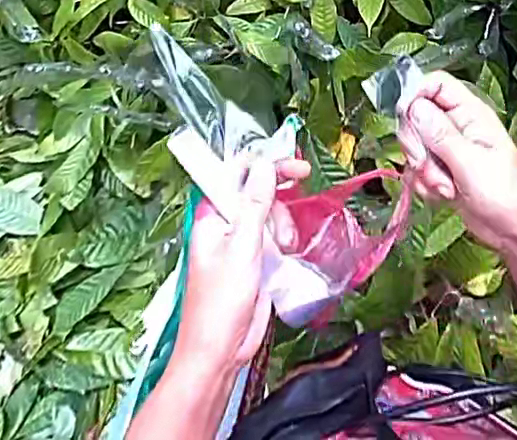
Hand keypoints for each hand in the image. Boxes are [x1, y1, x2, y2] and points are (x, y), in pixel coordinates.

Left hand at [172, 156, 309, 368]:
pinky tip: (287, 249)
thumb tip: (264, 165)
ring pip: (267, 211)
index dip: (265, 162)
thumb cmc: (220, 303)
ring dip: (281, 219)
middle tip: (304, 181)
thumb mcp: (241, 248)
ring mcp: (238, 240)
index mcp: (212, 211)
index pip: (238, 171)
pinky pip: (271, 235)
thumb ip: (254, 204)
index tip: (295, 164)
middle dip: (279, 188)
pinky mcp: (251, 259)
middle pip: (255, 187)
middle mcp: (223, 221)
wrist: (218, 354)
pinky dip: (282, 237)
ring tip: (285, 241)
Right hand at [400, 70, 516, 258]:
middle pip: (416, 114)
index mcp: (471, 113)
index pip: (435, 83)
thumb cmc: (506, 196)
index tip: (404, 116)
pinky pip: (416, 166)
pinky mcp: (440, 168)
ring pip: (414, 143)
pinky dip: (423, 182)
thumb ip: (440, 134)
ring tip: (444, 187)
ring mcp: (447, 147)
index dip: (415, 93)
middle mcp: (456, 125)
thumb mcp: (472, 163)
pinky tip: (442, 195)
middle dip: (415, 142)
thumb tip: (413, 105)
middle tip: (425, 163)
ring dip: (421, 168)